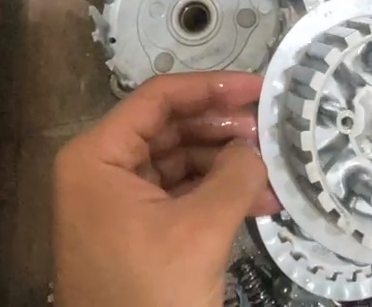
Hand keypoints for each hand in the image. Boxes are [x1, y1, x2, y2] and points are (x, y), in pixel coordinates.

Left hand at [52, 71, 278, 306]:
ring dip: (226, 164)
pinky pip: (180, 194)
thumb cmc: (148, 297)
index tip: (257, 86)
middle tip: (271, 126)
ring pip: (179, 160)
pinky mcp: (135, 230)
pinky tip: (261, 200)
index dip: (210, 88)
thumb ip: (233, 177)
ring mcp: (117, 200)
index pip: (159, 99)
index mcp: (97, 155)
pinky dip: (217, 194)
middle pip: (170, 127)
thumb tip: (256, 147)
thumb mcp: (197, 234)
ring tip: (273, 166)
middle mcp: (102, 168)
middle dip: (223, 128)